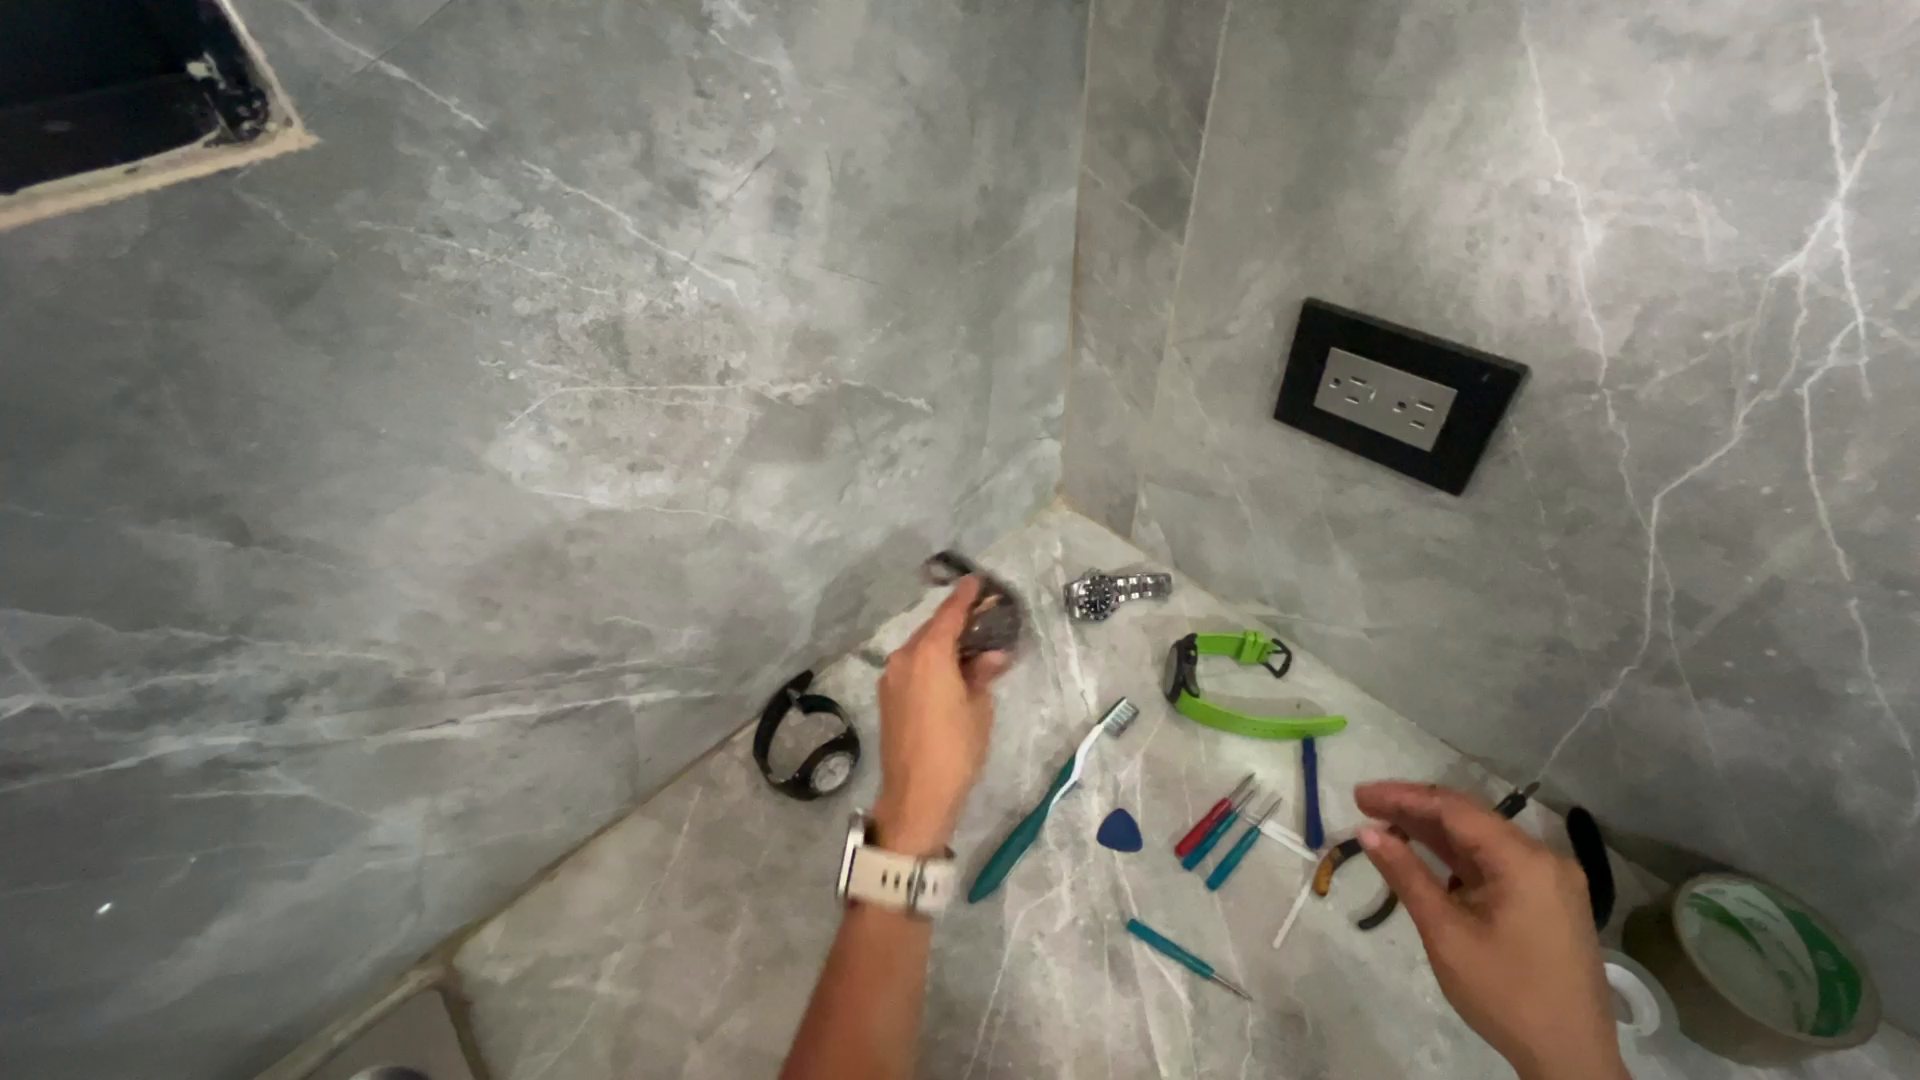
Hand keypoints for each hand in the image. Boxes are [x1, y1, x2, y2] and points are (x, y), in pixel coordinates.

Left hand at [871, 577, 1011, 855]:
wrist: (916, 795)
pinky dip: (931, 660)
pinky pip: (912, 666)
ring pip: (920, 648)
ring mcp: (891, 677)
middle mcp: (904, 658)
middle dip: (956, 621)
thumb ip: (983, 674)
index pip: (950, 614)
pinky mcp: (887, 696)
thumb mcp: (979, 708)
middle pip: (932, 629)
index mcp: (929, 654)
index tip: (977, 580)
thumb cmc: (956, 749)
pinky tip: (949, 669)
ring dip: (943, 643)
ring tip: (971, 646)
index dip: (966, 596)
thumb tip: (993, 655)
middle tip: (984, 617)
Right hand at [1355, 782, 1626, 1079]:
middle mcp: (1543, 859)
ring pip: (1480, 838)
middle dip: (1414, 808)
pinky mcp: (1547, 900)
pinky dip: (1454, 854)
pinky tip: (1424, 854)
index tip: (1358, 795)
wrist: (1573, 1060)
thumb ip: (1406, 874)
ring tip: (1384, 824)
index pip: (1453, 809)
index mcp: (1524, 861)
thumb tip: (1367, 831)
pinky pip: (1493, 861)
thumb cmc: (1506, 993)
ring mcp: (1549, 880)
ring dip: (1432, 830)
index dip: (1402, 796)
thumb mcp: (1446, 933)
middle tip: (1365, 804)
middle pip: (1469, 817)